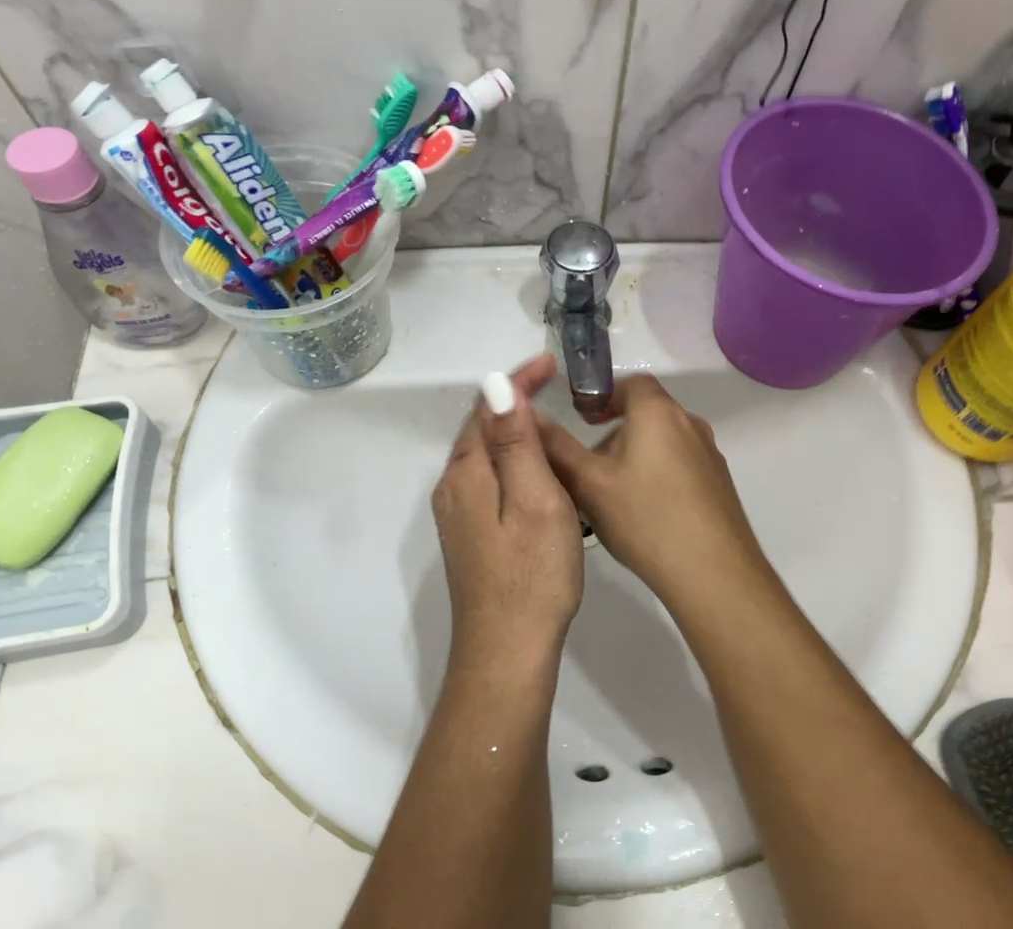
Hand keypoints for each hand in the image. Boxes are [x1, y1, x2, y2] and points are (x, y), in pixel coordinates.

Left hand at [431, 354, 584, 669]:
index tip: (553, 362)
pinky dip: (514, 463)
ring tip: (555, 422)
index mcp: (468, 474)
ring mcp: (459, 516)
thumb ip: (516, 442)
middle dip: (515, 401)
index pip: (487, 407)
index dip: (518, 380)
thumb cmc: (532, 575)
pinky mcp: (471, 537)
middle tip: (558, 385)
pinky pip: (491, 481)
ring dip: (514, 432)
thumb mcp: (536, 500)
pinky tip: (539, 473)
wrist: (507, 652)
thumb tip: (497, 385)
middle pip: (481, 429)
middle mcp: (454, 489)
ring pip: (486, 457)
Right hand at [538, 376, 768, 603]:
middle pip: (646, 413)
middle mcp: (690, 424)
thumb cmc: (645, 519)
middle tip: (588, 468)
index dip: (603, 396)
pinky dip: (657, 477)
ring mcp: (710, 455)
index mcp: (658, 413)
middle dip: (614, 433)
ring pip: (663, 443)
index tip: (581, 420)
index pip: (631, 383)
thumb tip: (529, 415)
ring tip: (612, 497)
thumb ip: (555, 447)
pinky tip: (643, 516)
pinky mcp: (719, 485)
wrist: (713, 572)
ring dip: (635, 457)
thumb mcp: (588, 484)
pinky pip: (680, 467)